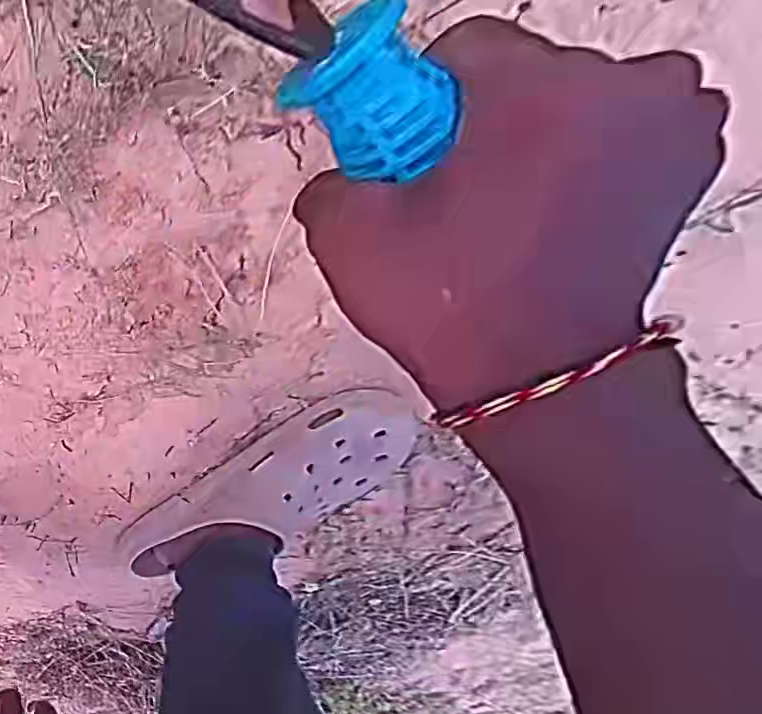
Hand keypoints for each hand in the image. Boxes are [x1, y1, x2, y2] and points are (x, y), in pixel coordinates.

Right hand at [293, 18, 726, 412]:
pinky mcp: (688, 153)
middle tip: (428, 200)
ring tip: (481, 218)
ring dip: (515, 145)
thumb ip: (329, 183)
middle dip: (462, 129)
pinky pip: (607, 134)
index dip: (406, 100)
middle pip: (515, 78)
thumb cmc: (447, 298)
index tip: (387, 148)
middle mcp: (625, 81)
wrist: (531, 362)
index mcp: (536, 91)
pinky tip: (528, 219)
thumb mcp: (347, 240)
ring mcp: (672, 116)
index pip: (458, 47)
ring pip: (563, 105)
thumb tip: (339, 172)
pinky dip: (564, 164)